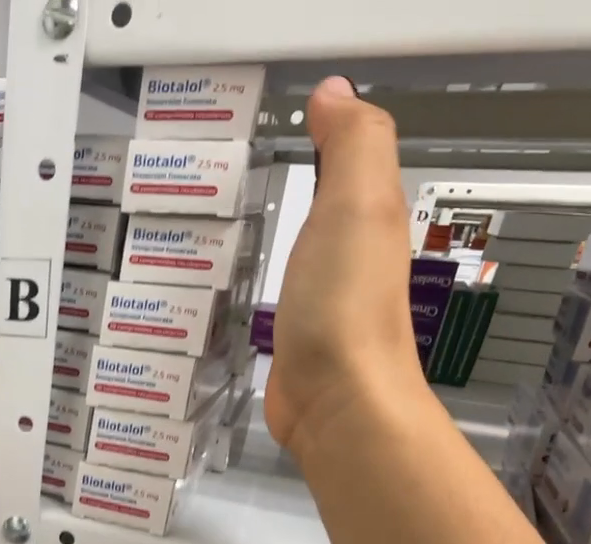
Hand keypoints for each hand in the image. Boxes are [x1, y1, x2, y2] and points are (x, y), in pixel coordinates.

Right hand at [265, 78, 427, 459]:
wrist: (337, 403)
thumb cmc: (344, 303)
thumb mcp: (356, 206)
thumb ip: (353, 144)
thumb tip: (333, 92)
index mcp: (370, 218)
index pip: (350, 160)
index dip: (323, 134)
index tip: (275, 121)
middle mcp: (350, 256)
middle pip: (321, 204)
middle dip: (290, 179)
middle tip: (232, 166)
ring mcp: (321, 300)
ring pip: (297, 248)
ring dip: (272, 229)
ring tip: (220, 215)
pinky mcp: (294, 338)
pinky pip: (275, 291)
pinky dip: (257, 276)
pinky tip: (229, 278)